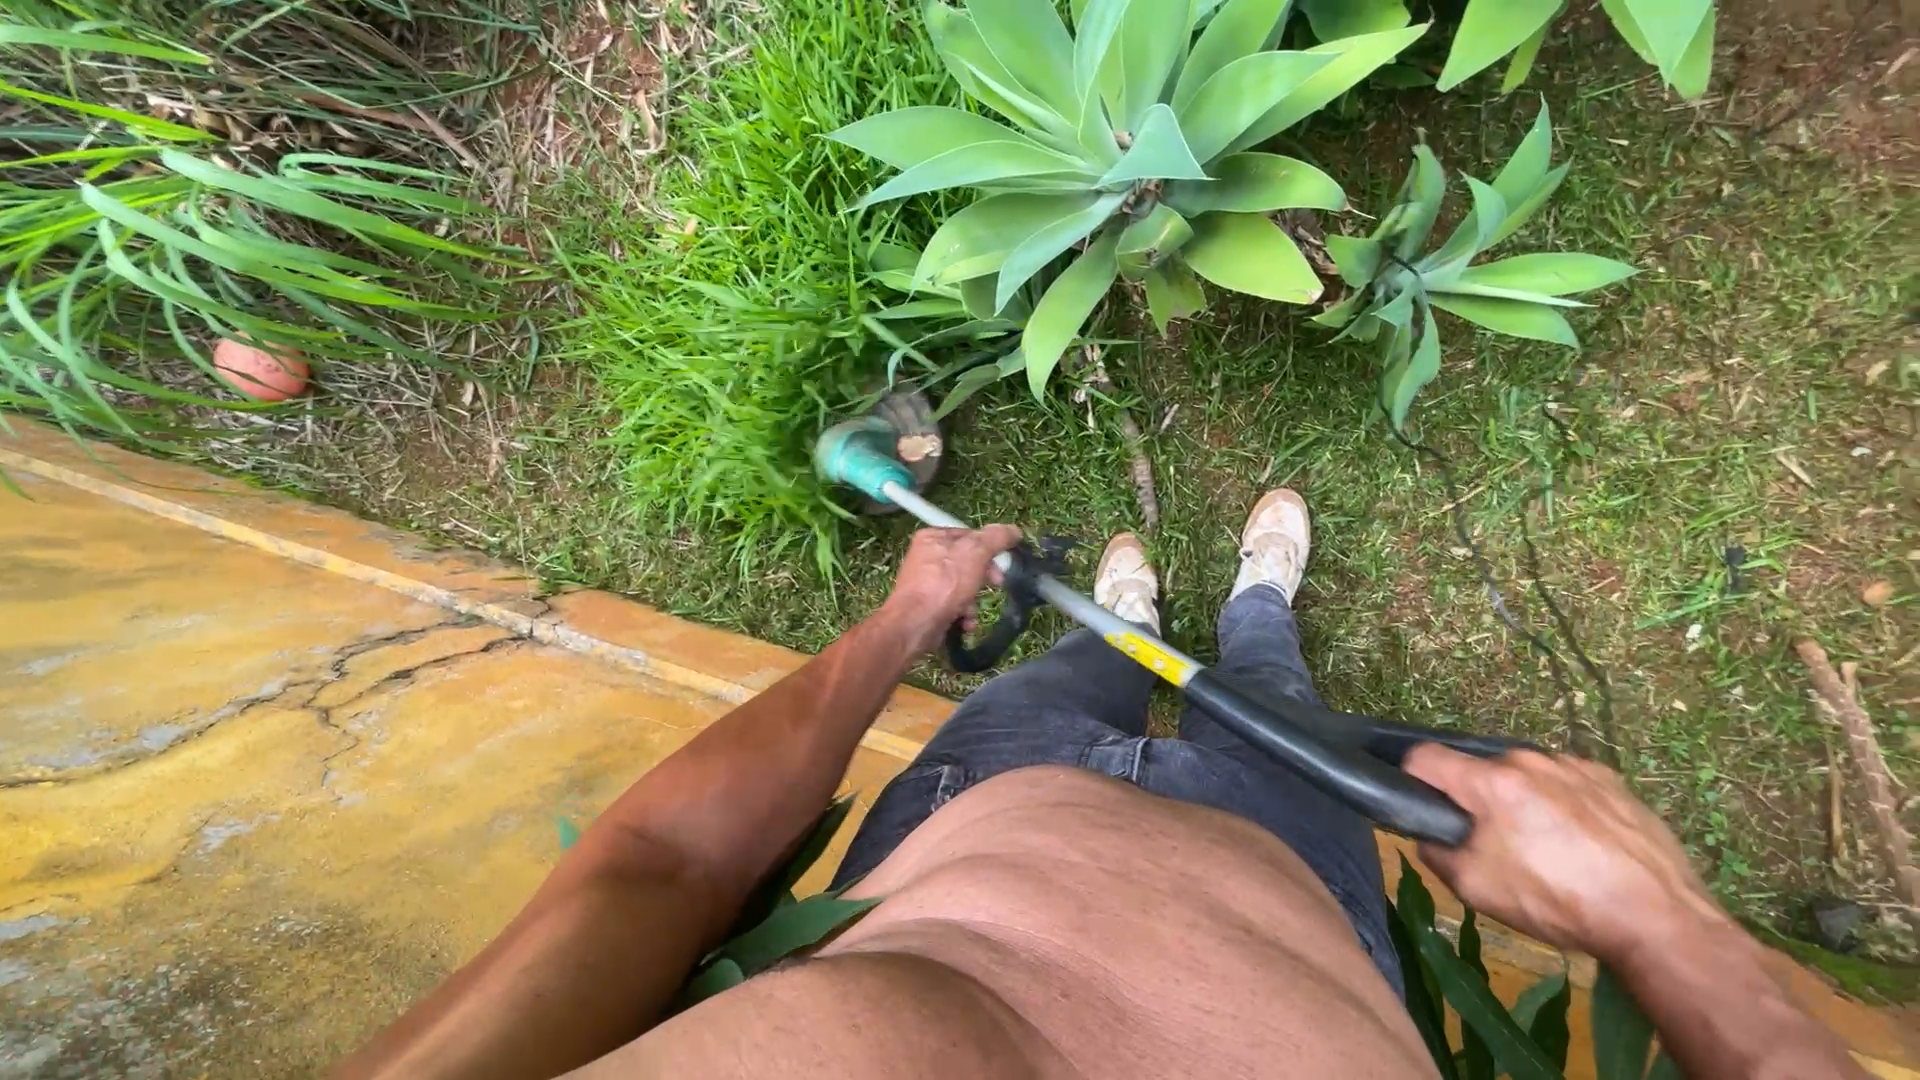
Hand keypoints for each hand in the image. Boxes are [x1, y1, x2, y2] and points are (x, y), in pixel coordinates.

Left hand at [874, 525, 1021, 657]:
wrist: (915, 624)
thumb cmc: (944, 583)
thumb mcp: (975, 553)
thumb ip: (996, 538)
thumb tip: (1014, 530)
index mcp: (933, 537)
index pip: (970, 535)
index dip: (990, 548)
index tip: (1002, 562)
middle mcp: (926, 557)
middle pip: (968, 563)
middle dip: (983, 578)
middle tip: (995, 584)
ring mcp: (925, 583)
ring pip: (963, 587)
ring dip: (973, 601)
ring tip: (970, 610)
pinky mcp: (927, 606)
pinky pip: (953, 606)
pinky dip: (963, 614)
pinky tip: (964, 622)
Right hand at [1403, 745, 1727, 966]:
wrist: (1660, 922)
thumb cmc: (1557, 902)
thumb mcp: (1473, 888)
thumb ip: (1435, 851)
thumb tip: (1433, 835)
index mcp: (1489, 781)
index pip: (1423, 756)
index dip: (1414, 780)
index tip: (1430, 809)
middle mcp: (1527, 760)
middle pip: (1477, 767)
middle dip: (1476, 797)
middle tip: (1495, 841)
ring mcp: (1573, 765)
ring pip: (1523, 774)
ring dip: (1519, 798)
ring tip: (1545, 844)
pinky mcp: (1610, 779)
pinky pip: (1565, 780)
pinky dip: (1560, 802)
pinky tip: (1580, 840)